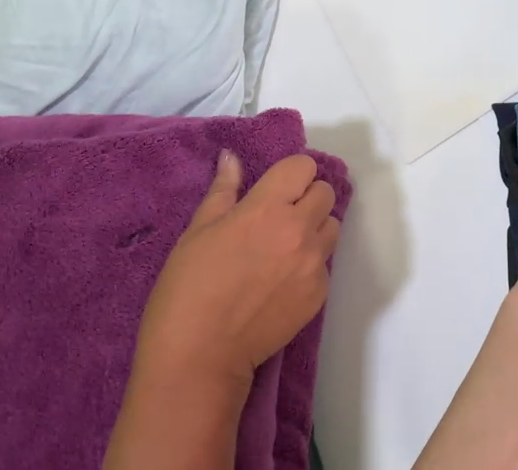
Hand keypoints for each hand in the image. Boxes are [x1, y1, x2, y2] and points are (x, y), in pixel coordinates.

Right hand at [134, 151, 342, 386]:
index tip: (275, 191)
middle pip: (325, 192)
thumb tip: (231, 157)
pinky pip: (325, 263)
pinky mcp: (320, 291)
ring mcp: (314, 261)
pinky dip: (310, 266)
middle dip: (306, 199)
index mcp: (267, 209)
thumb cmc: (186, 293)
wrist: (198, 359)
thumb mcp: (195, 235)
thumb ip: (223, 191)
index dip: (291, 175)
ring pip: (332, 226)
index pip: (304, 167)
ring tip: (282, 250)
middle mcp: (299, 229)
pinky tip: (281, 283)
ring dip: (314, 229)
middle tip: (279, 219)